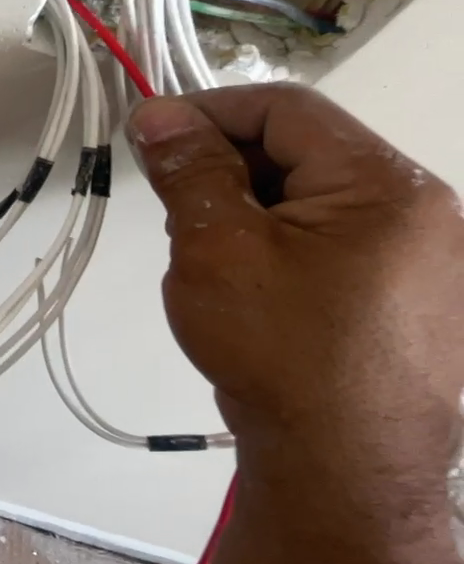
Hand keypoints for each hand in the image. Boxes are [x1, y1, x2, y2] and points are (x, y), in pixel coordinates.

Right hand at [129, 85, 463, 474]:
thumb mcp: (216, 245)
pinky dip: (269, 229)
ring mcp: (421, 251)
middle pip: (301, 146)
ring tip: (196, 240)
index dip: (206, 109)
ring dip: (241, 195)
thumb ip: (191, 169)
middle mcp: (421, 207)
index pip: (287, 108)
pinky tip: (236, 268)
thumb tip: (159, 113)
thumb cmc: (278, 342)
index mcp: (388, 186)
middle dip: (219, 157)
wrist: (342, 455)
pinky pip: (326, 230)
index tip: (143, 135)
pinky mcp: (402, 287)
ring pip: (308, 189)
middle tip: (163, 194)